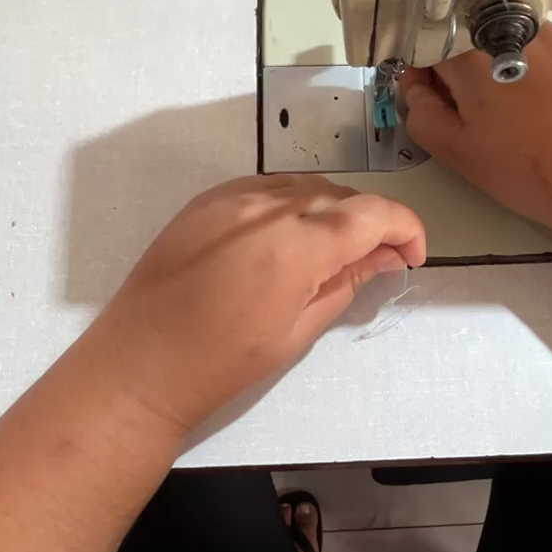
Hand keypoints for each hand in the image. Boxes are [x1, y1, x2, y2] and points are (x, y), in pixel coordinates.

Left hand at [76, 175, 426, 434]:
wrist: (139, 364)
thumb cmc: (223, 364)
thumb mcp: (298, 330)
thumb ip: (347, 281)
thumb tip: (387, 256)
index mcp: (296, 245)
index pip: (373, 213)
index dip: (406, 229)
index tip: (412, 258)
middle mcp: (266, 207)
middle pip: (341, 195)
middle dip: (369, 223)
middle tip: (374, 262)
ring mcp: (230, 198)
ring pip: (304, 186)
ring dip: (331, 211)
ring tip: (330, 254)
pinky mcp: (206, 201)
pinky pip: (266, 188)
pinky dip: (291, 205)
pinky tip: (287, 239)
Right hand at [398, 25, 551, 234]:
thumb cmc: (526, 169)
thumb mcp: (456, 150)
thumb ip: (420, 111)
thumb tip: (414, 85)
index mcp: (470, 51)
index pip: (423, 43)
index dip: (419, 72)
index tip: (427, 99)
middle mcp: (506, 27)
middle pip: (460, 35)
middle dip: (452, 68)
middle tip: (465, 113)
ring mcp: (544, 32)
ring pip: (494, 39)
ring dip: (486, 66)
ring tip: (504, 112)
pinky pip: (528, 45)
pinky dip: (518, 66)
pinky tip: (531, 104)